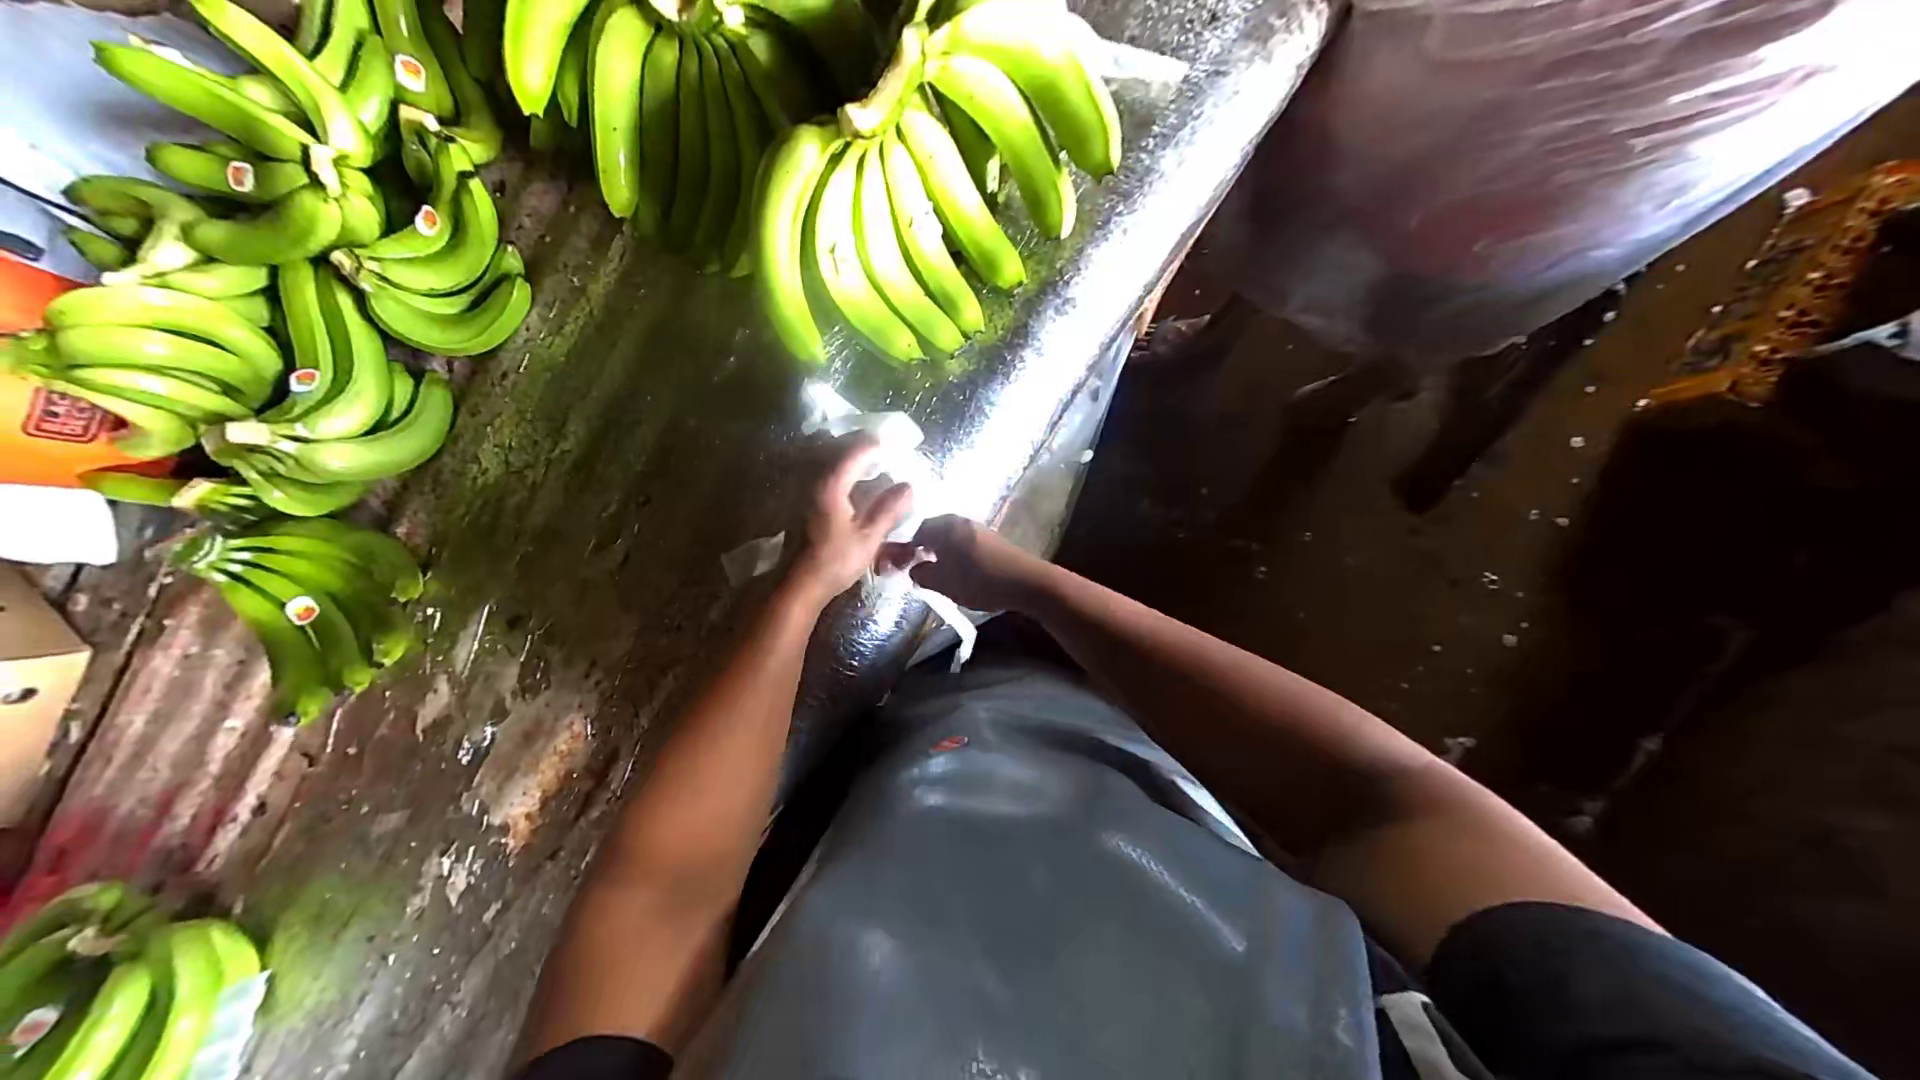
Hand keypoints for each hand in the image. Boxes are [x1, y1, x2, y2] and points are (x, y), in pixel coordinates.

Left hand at [785, 435, 913, 608]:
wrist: (799, 585)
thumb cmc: (835, 561)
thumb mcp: (869, 536)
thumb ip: (889, 509)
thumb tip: (908, 485)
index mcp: (831, 484)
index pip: (856, 452)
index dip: (877, 445)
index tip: (896, 443)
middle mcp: (813, 480)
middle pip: (837, 450)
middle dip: (861, 447)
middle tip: (884, 449)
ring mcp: (803, 491)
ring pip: (827, 463)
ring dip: (849, 459)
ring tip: (870, 464)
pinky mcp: (800, 504)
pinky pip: (822, 476)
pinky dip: (839, 473)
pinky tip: (852, 485)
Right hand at [897, 515, 1053, 612]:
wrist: (1028, 583)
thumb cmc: (979, 580)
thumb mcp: (942, 583)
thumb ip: (921, 575)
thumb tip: (914, 569)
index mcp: (944, 525)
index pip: (912, 530)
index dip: (899, 549)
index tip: (893, 566)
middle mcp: (958, 520)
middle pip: (928, 530)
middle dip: (916, 548)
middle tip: (909, 568)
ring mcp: (976, 528)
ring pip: (945, 536)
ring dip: (934, 551)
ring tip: (929, 571)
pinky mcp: (989, 540)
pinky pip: (959, 542)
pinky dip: (949, 553)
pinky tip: (951, 569)